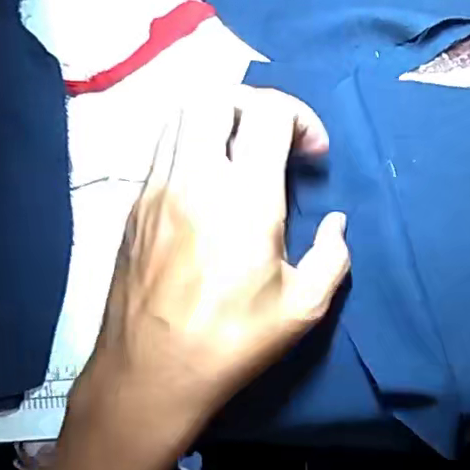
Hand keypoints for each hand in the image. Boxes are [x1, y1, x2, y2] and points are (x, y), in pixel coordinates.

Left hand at [64, 87, 349, 469]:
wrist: (151, 373)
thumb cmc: (235, 341)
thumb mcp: (305, 307)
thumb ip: (333, 257)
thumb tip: (337, 224)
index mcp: (245, 199)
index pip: (267, 114)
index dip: (301, 118)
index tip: (314, 154)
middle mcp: (195, 178)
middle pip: (216, 96)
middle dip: (257, 105)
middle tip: (279, 141)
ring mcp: (156, 188)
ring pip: (181, 114)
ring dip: (222, 120)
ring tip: (246, 156)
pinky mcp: (133, 205)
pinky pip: (164, 146)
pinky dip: (194, 143)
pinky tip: (213, 182)